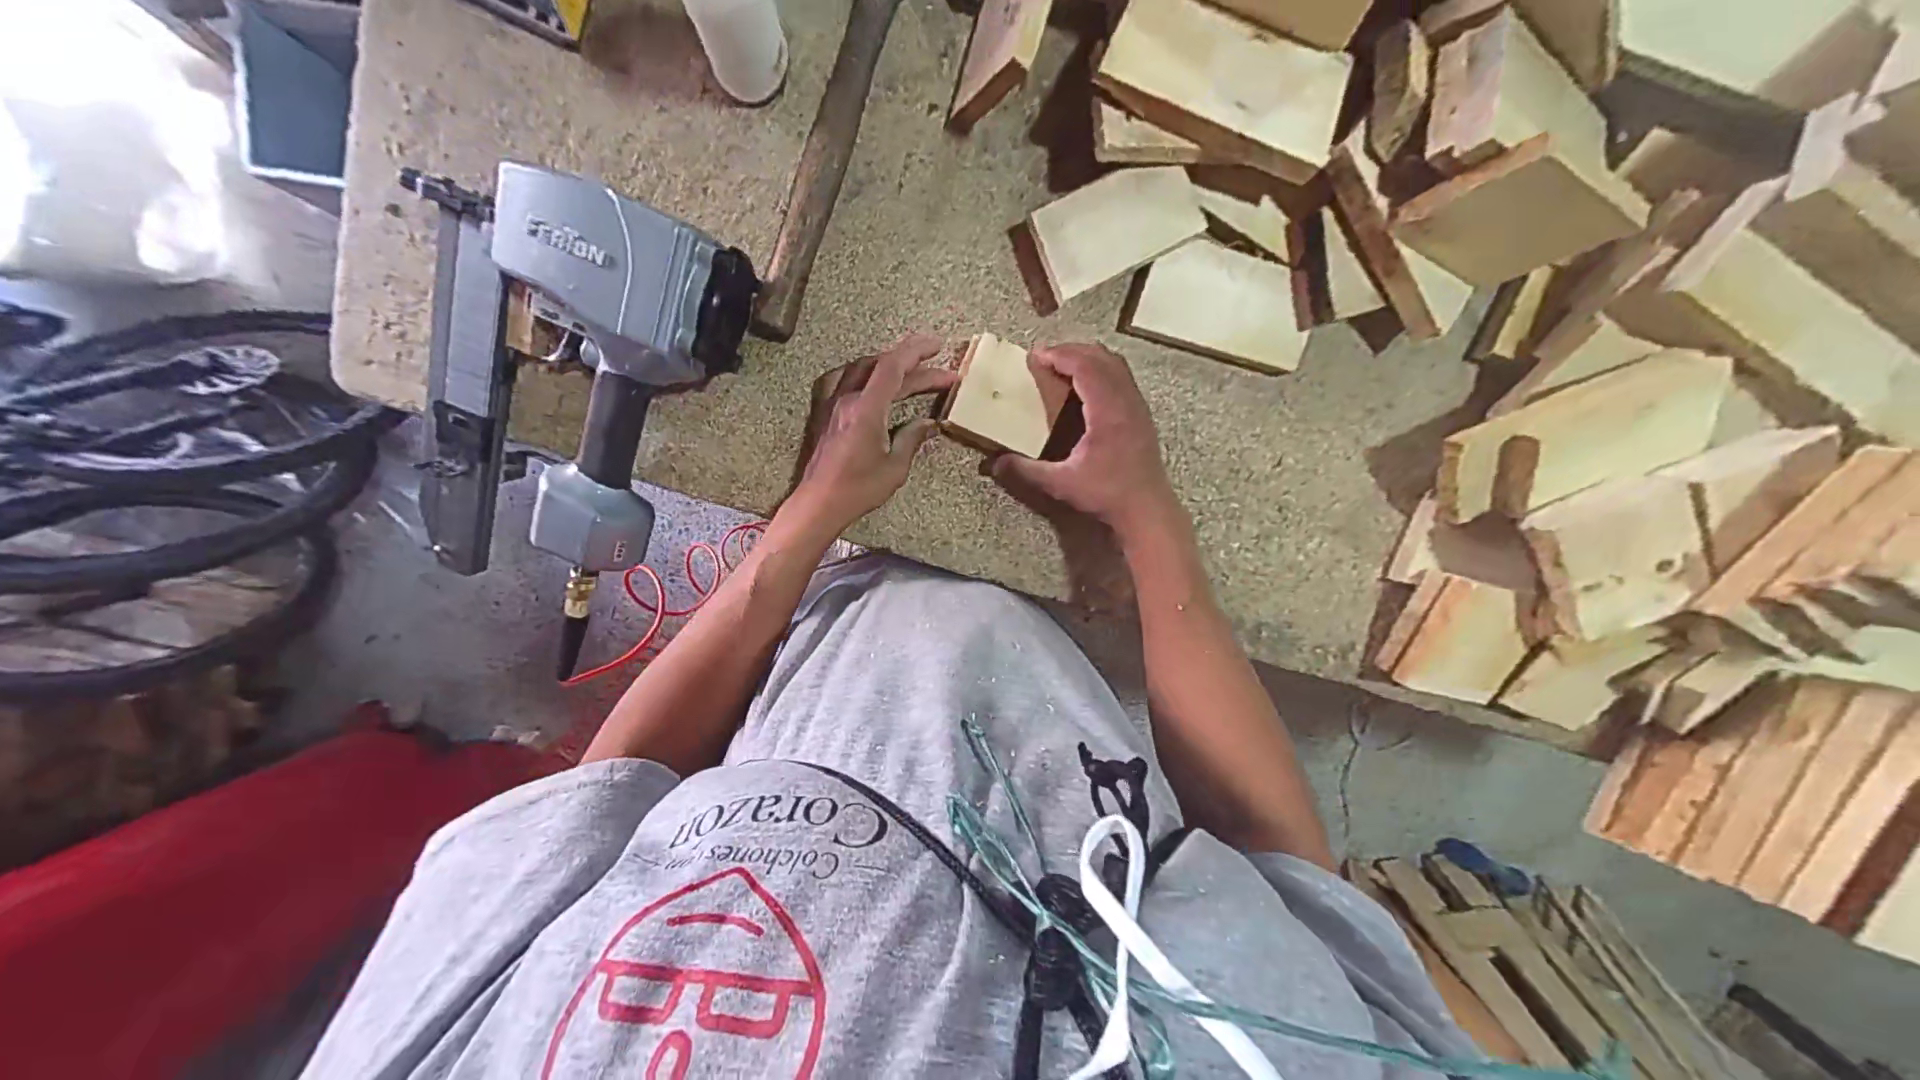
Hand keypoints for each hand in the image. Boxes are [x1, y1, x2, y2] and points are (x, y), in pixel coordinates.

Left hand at [783, 334, 956, 535]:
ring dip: (887, 365)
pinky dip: (859, 373)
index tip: (937, 346)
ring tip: (910, 371)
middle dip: (915, 366)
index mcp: (867, 409)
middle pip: (882, 368)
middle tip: (941, 373)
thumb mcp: (895, 467)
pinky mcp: (824, 414)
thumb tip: (928, 423)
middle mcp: (847, 399)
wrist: (818, 504)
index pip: (893, 367)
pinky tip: (866, 378)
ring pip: (860, 368)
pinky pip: (840, 379)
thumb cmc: (857, 490)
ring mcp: (832, 404)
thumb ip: (912, 438)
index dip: (917, 351)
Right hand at [991, 343, 1184, 545]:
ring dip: (1087, 358)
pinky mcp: (1140, 414)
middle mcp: (1126, 400)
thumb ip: (1027, 471)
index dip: (1060, 355)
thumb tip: (996, 463)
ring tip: (1062, 365)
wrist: (1146, 509)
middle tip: (1045, 357)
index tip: (1036, 356)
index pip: (1085, 366)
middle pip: (1100, 357)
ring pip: (1114, 364)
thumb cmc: (1107, 495)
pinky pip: (1121, 377)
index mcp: (1108, 410)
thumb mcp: (1062, 484)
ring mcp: (1137, 405)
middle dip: (1071, 351)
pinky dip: (1100, 370)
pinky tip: (1084, 386)